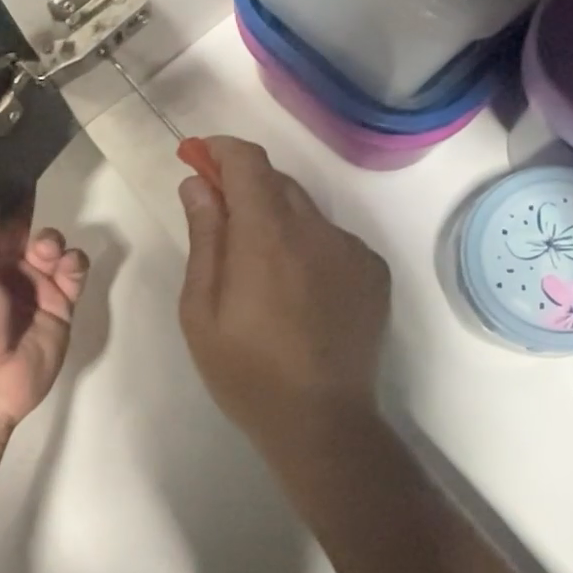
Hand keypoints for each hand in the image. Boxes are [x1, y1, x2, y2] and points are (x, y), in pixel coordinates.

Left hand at [0, 179, 88, 444]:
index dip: (5, 197)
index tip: (16, 168)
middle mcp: (8, 270)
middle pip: (30, 231)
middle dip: (35, 221)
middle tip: (31, 223)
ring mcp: (37, 288)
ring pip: (55, 249)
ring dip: (54, 243)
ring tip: (45, 257)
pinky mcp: (62, 307)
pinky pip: (75, 274)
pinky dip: (75, 264)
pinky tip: (66, 270)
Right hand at [177, 137, 390, 451]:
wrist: (322, 422)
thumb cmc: (246, 372)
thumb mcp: (201, 309)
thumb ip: (204, 238)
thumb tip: (198, 185)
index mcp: (268, 235)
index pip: (248, 161)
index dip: (221, 150)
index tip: (200, 159)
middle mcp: (317, 230)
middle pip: (278, 182)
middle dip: (245, 188)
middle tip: (220, 221)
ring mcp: (352, 250)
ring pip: (307, 213)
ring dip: (279, 221)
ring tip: (262, 273)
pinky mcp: (374, 273)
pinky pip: (333, 241)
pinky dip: (309, 248)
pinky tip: (299, 293)